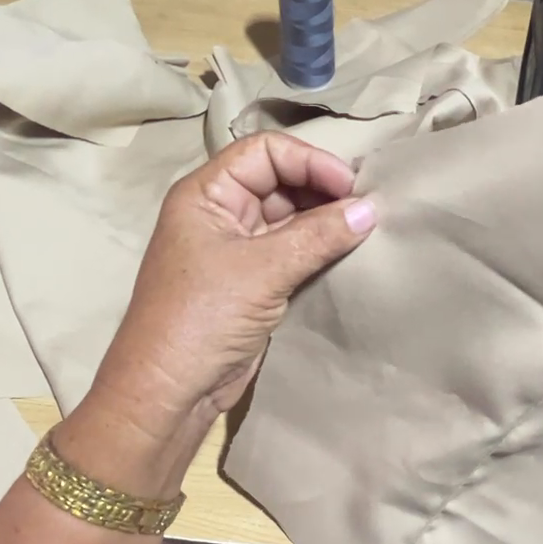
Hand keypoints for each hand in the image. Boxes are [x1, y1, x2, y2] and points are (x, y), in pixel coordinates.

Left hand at [54, 133, 375, 494]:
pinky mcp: (252, 286)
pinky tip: (348, 257)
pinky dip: (318, 253)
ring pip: (288, 221)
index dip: (310, 162)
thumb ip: (317, 237)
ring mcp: (236, 253)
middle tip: (366, 211)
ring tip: (365, 233)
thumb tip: (370, 211)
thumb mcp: (262, 270)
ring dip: (324, 224)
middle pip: (279, 183)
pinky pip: (291, 255)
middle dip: (322, 192)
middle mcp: (220, 216)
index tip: (351, 188)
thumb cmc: (203, 318)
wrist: (172, 390)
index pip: (265, 153)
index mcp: (206, 195)